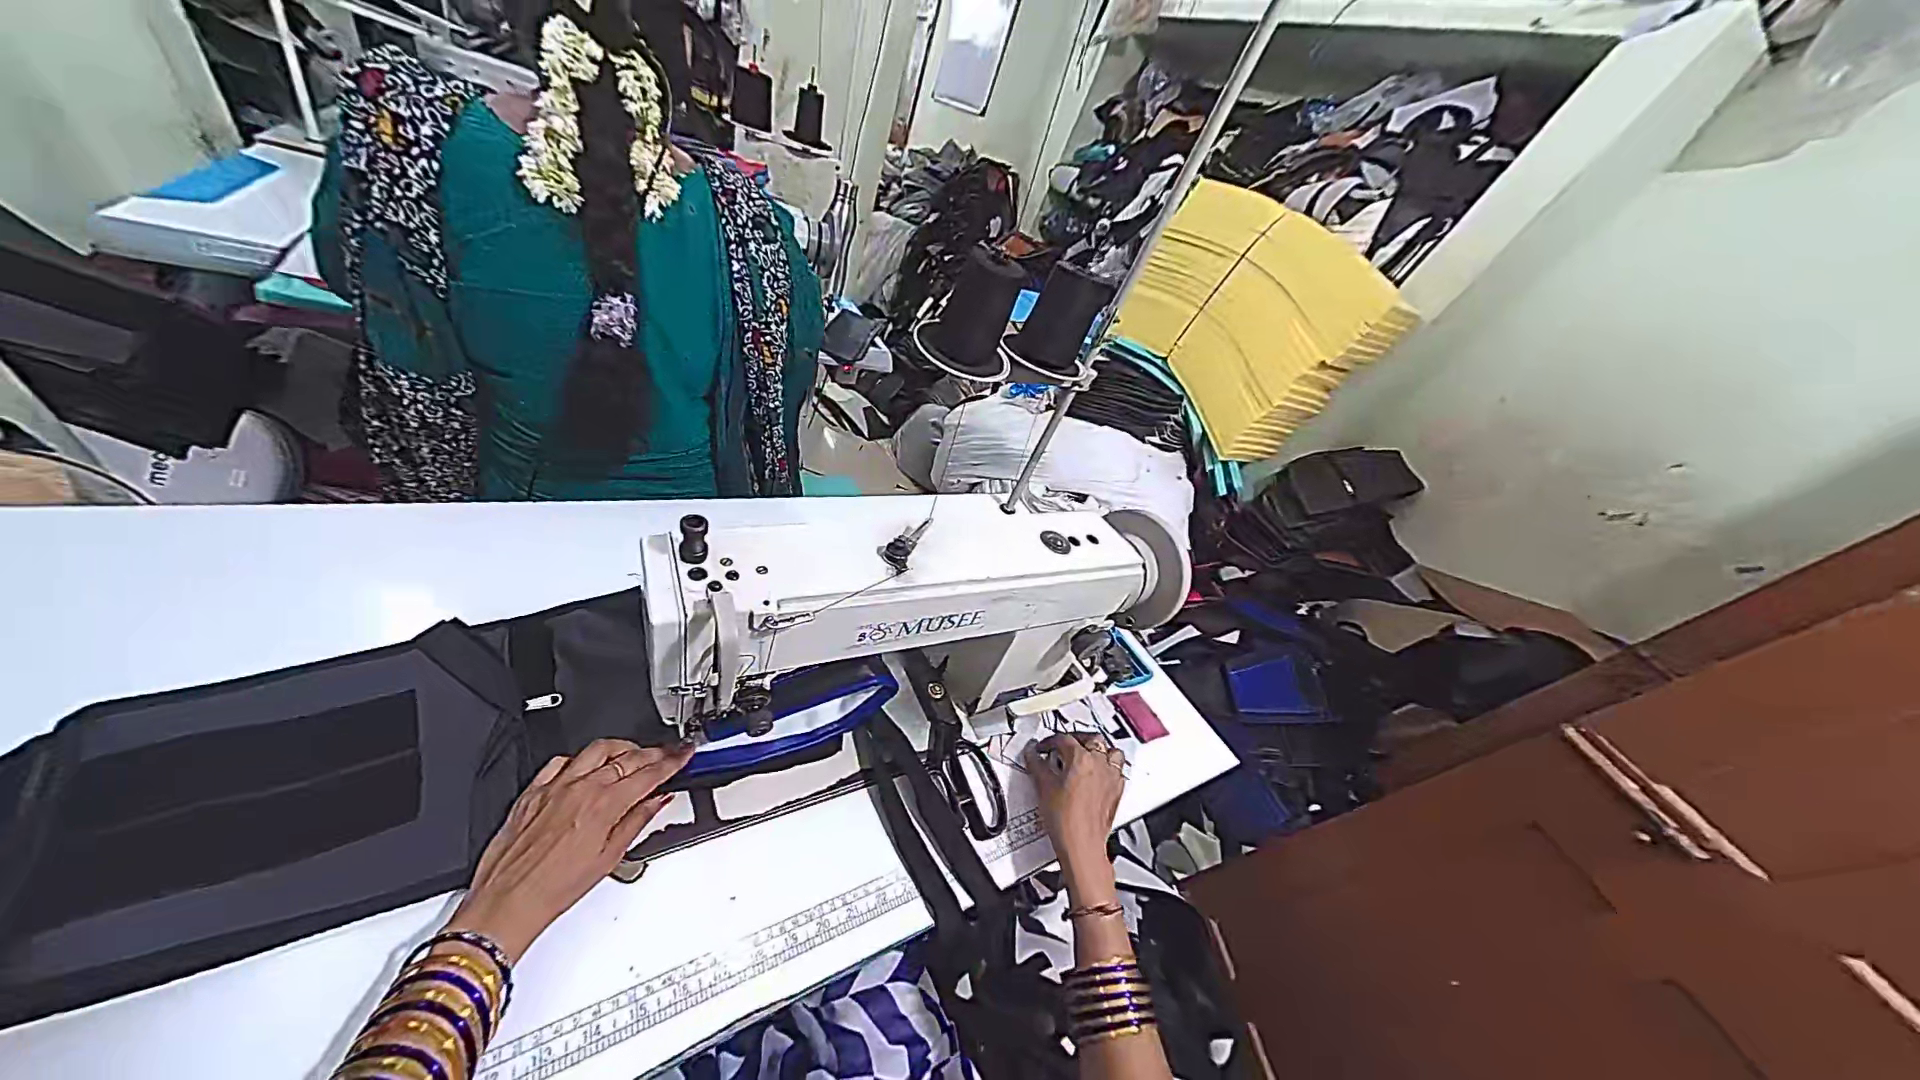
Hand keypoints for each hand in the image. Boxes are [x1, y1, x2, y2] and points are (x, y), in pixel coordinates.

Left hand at [445, 739, 692, 961]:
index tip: (685, 753)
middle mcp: (580, 789)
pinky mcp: (533, 792)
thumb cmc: (553, 889)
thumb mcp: (609, 858)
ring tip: (633, 754)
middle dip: (655, 752)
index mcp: (604, 805)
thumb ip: (637, 821)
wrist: (506, 904)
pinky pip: (561, 761)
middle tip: (668, 753)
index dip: (673, 760)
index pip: (650, 772)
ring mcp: (555, 787)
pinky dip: (581, 758)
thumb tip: (658, 801)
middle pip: (629, 756)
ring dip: (622, 748)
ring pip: (597, 749)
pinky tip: (587, 765)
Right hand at [1024, 733, 1126, 903]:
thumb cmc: (1067, 822)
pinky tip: (1099, 773)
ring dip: (1099, 749)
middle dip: (1077, 738)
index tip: (1043, 748)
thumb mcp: (1044, 788)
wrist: (1082, 847)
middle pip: (1092, 738)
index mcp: (1081, 758)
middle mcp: (1100, 764)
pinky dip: (1109, 766)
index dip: (1050, 741)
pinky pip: (1117, 769)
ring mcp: (1111, 777)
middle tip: (1064, 745)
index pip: (1064, 739)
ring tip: (1087, 753)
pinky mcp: (1117, 791)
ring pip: (1111, 751)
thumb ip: (1037, 766)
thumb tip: (1032, 755)